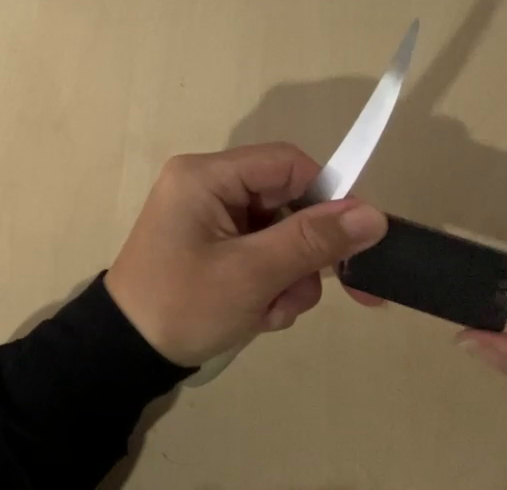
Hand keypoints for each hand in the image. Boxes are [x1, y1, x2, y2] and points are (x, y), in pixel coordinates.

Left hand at [104, 143, 388, 366]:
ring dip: (289, 279)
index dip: (327, 197)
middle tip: (301, 294)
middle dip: (304, 254)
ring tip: (266, 309)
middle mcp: (207, 186)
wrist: (134, 343)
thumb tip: (373, 214)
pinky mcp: (216, 244)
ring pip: (283, 235)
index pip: (286, 163)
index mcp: (204, 176)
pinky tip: (256, 313)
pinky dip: (271, 286)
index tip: (354, 243)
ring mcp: (211, 216)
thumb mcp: (252, 273)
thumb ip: (312, 240)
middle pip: (289, 202)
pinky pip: (265, 255)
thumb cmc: (184, 302)